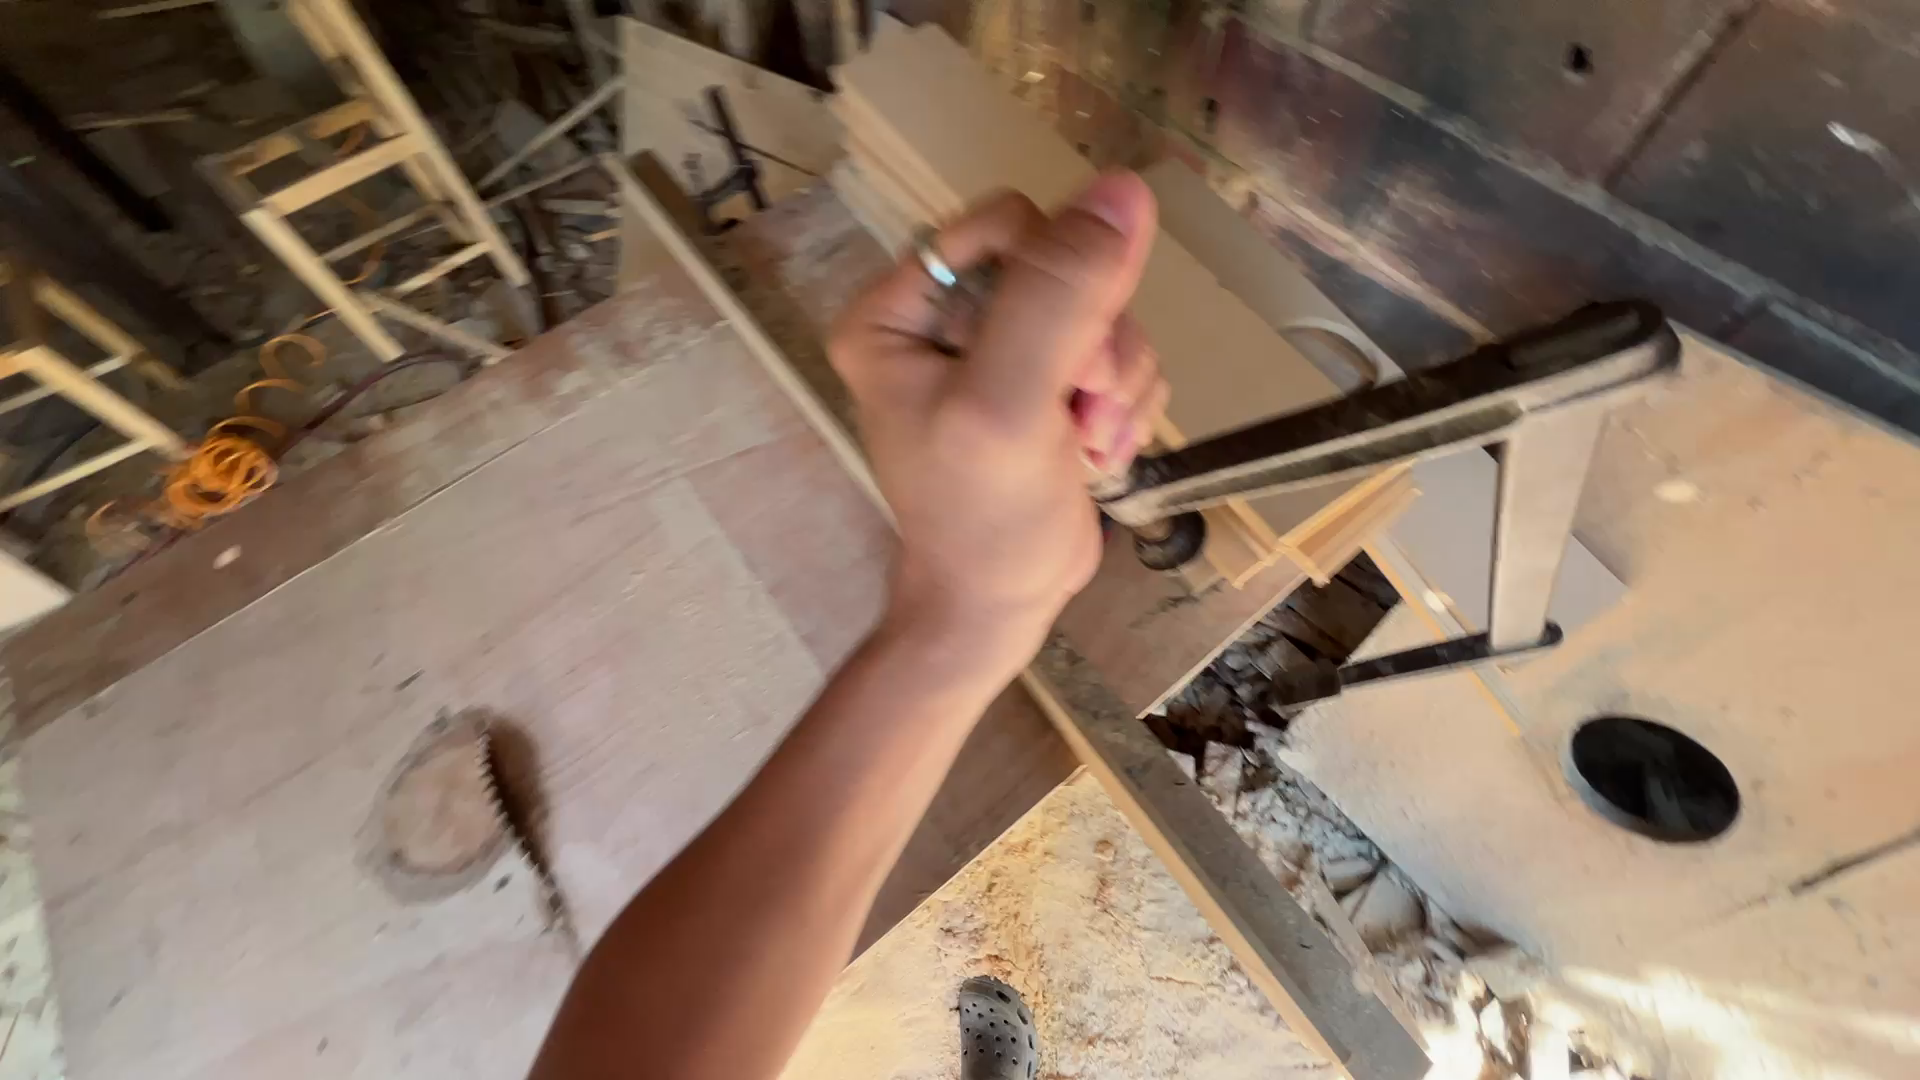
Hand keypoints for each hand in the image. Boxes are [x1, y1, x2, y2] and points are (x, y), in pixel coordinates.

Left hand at [828, 172, 1165, 673]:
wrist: (1001, 598)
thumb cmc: (982, 516)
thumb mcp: (1008, 405)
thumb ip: (1056, 300)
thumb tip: (1123, 189)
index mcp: (898, 310)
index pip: (1006, 224)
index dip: (1059, 280)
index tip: (1074, 366)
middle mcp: (946, 318)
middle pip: (1065, 267)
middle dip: (1095, 347)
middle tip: (1086, 410)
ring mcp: (1002, 350)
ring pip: (1103, 312)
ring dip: (1116, 384)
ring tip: (1091, 444)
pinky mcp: (1048, 383)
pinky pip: (1116, 354)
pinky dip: (1123, 405)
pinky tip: (1100, 454)